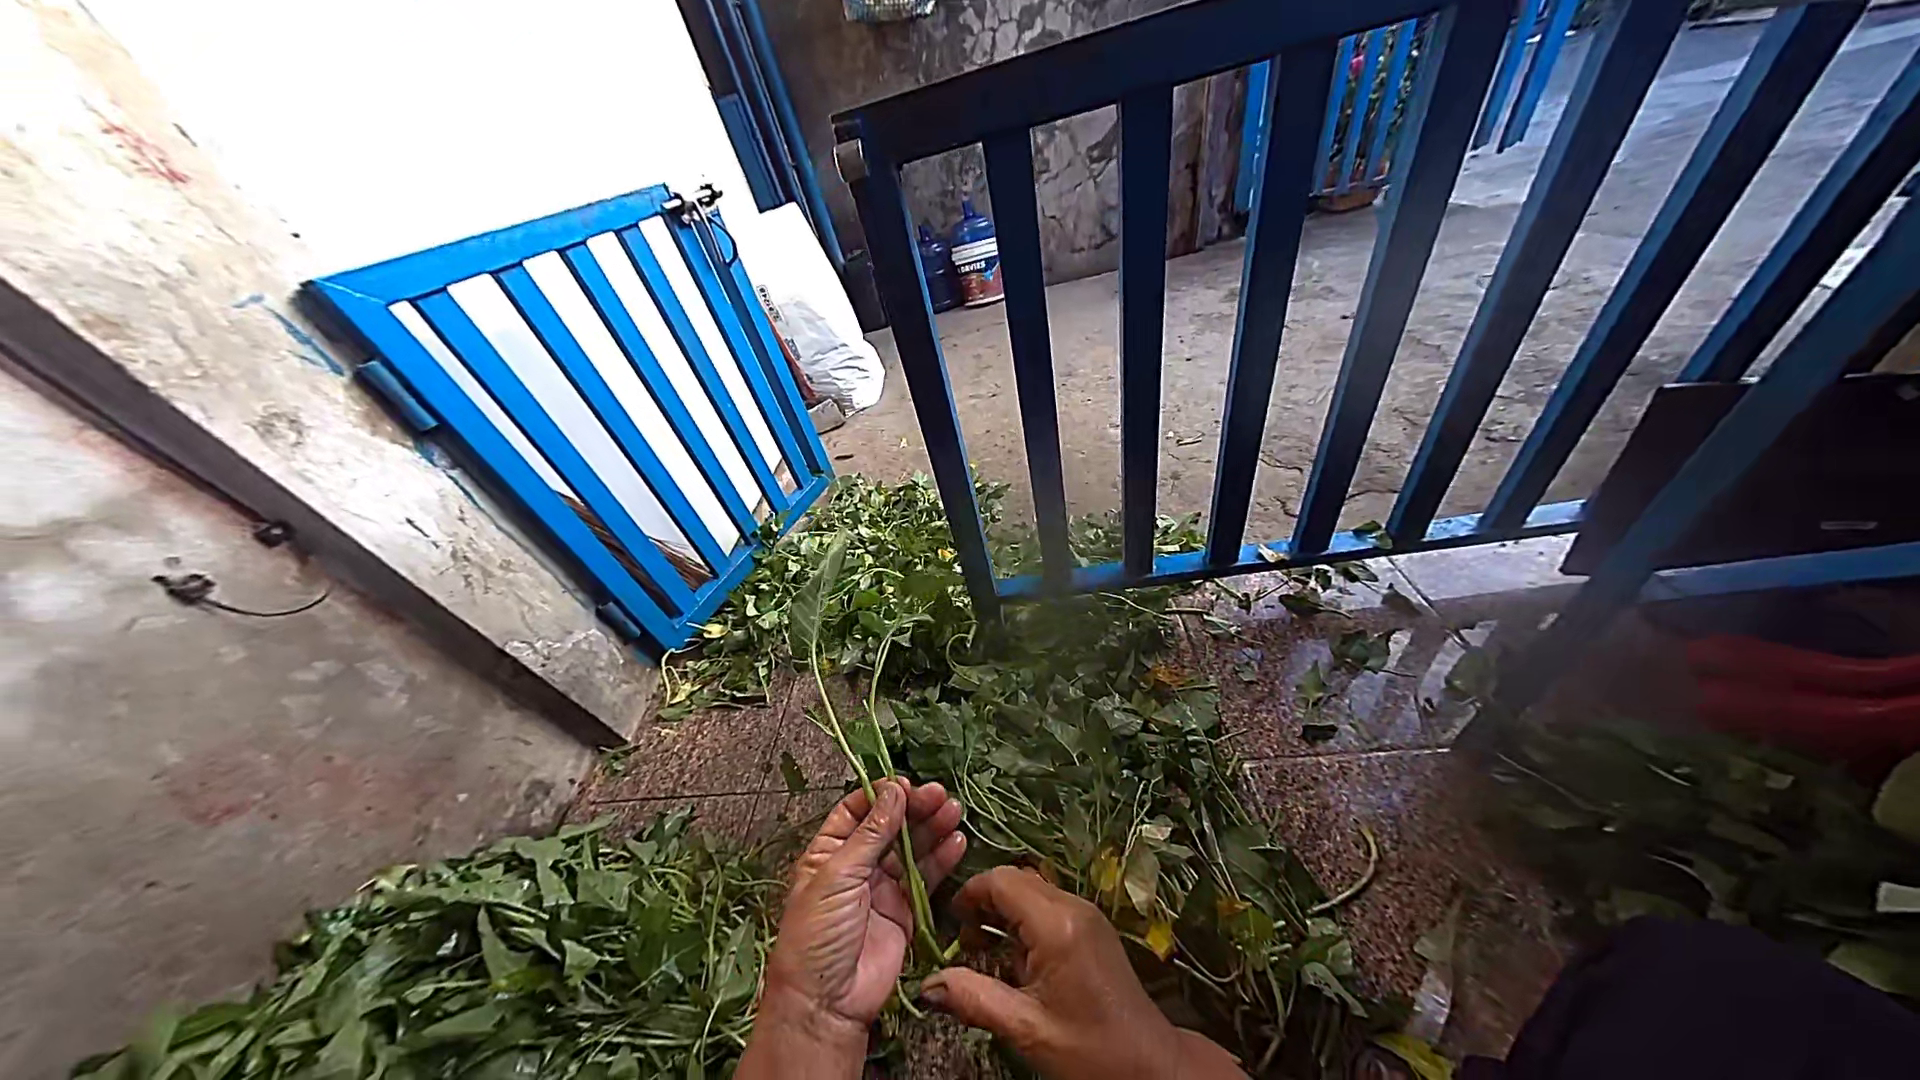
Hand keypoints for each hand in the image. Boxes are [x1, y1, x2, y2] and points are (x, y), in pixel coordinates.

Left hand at [739, 778, 966, 1078]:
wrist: (827, 1003)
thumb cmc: (816, 936)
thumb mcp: (837, 876)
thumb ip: (871, 834)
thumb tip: (893, 791)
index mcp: (830, 850)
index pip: (858, 810)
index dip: (882, 795)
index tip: (905, 784)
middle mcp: (858, 863)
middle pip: (891, 825)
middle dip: (914, 807)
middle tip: (937, 794)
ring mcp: (883, 885)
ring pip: (912, 847)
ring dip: (933, 827)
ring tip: (953, 809)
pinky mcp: (905, 908)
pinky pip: (926, 877)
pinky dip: (943, 858)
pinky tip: (957, 840)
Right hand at [920, 866, 1245, 1079]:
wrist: (1152, 1066)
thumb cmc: (1090, 1050)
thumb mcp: (1026, 1030)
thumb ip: (974, 999)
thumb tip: (927, 986)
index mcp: (1057, 924)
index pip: (1002, 880)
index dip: (971, 894)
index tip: (951, 922)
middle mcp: (1072, 905)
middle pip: (1016, 879)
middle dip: (985, 902)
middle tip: (966, 941)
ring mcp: (1085, 911)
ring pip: (1031, 889)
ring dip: (1004, 911)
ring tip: (986, 952)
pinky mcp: (1092, 924)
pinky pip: (1047, 904)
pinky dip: (1024, 920)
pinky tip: (1017, 959)